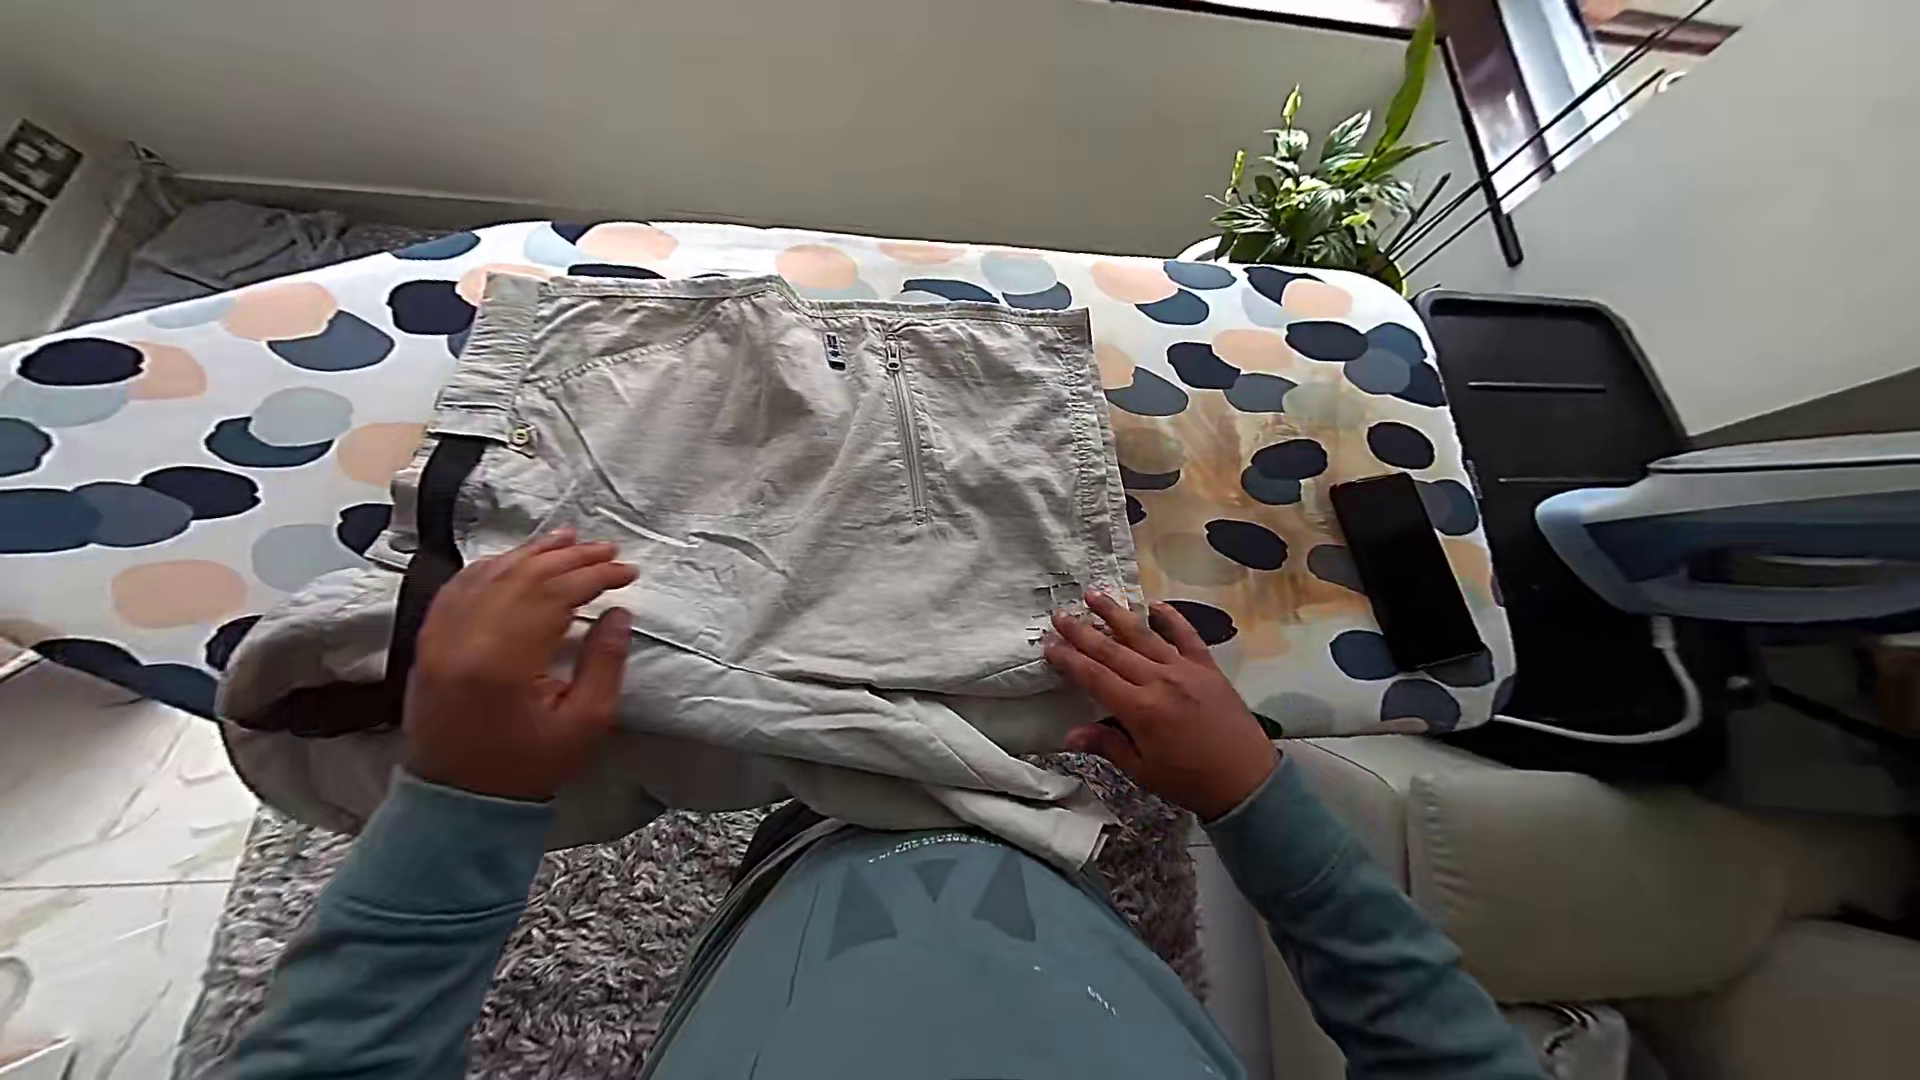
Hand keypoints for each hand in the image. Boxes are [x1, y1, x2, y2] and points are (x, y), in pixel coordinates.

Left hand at [404, 529, 636, 800]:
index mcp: (502, 662)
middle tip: (608, 550)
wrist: (457, 802)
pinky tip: (515, 560)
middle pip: (521, 578)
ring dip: (533, 553)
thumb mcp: (587, 721)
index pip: (554, 595)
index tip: (629, 573)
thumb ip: (605, 662)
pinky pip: (457, 590)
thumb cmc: (529, 765)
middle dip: (571, 558)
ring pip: (487, 576)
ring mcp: (439, 641)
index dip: (596, 576)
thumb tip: (617, 613)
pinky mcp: (429, 646)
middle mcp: (463, 642)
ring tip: (569, 539)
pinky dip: (491, 567)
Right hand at [1043, 592, 1277, 820]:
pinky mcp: (1206, 666)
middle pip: (1111, 649)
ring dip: (1115, 613)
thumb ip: (1107, 744)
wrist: (1248, 781)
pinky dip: (1170, 618)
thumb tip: (1070, 734)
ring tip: (1093, 594)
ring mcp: (1184, 669)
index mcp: (1139, 709)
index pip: (1093, 676)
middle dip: (1081, 631)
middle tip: (1059, 615)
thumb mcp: (1142, 770)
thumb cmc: (1189, 780)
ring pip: (1142, 634)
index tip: (1048, 644)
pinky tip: (1154, 605)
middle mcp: (1159, 681)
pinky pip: (1186, 635)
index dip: (1068, 659)